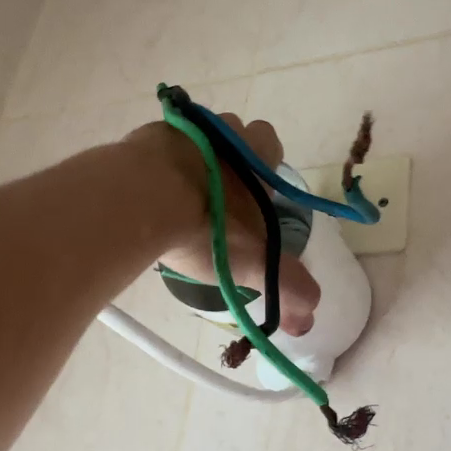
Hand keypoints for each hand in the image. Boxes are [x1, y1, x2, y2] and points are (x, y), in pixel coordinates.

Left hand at [129, 114, 319, 335]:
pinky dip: (154, 169)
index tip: (251, 201)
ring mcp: (180, 131)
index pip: (271, 146)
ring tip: (177, 201)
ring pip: (195, 139)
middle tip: (216, 202)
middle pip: (234, 136)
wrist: (143, 201)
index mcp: (256, 156)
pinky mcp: (141, 137)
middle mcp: (223, 133)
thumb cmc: (209, 227)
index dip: (265, 170)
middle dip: (229, 162)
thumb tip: (309, 319)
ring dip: (192, 162)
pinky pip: (155, 149)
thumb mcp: (255, 263)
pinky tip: (147, 198)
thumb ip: (288, 287)